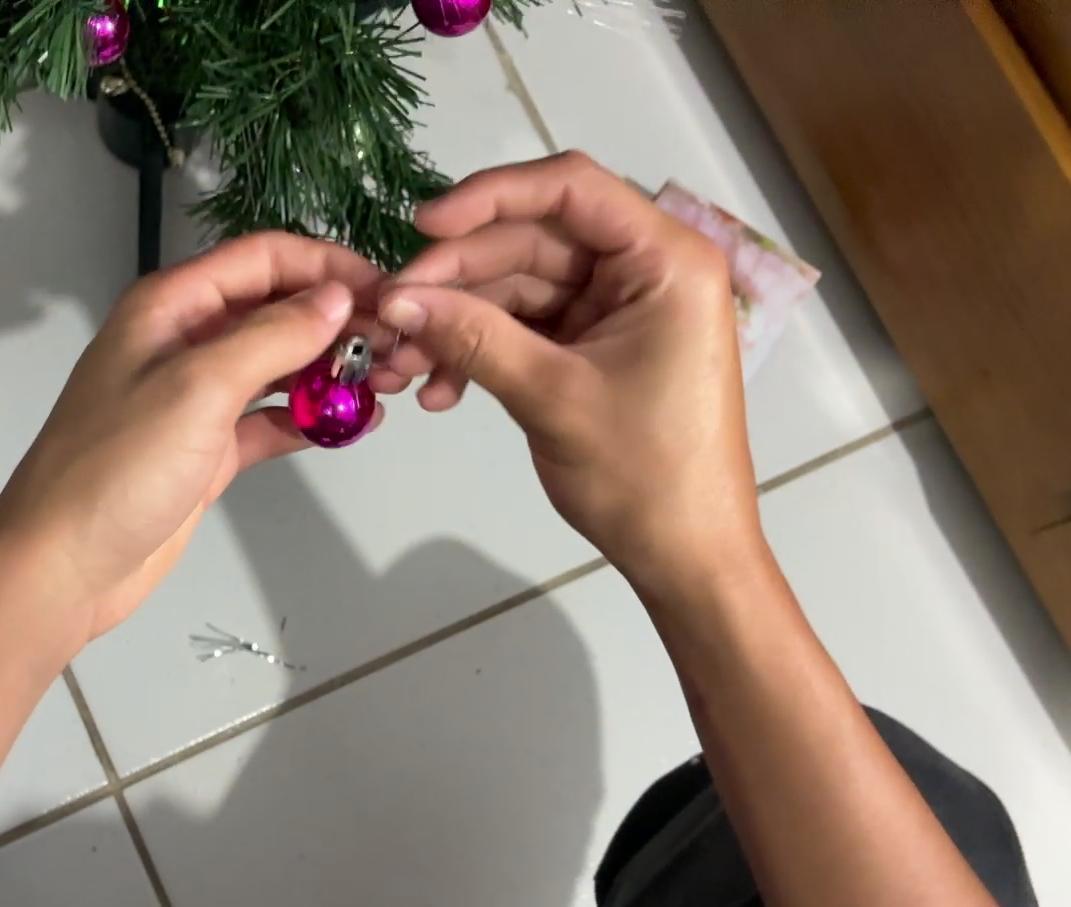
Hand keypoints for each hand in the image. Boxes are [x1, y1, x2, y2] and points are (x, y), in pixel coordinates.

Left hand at [0, 232, 383, 641]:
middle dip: (335, 322)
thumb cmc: (120, 465)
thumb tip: (334, 297)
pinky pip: (270, 421)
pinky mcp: (210, 451)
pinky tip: (354, 426)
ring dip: (329, 372)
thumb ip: (270, 337)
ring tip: (385, 384)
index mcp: (172, 307)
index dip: (325, 267)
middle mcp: (186, 343)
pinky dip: (309, 420)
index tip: (384, 291)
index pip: (262, 260)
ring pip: (277, 368)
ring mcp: (199, 401)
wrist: (68, 564)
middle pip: (275, 312)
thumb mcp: (198, 386)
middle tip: (394, 348)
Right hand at [376, 152, 759, 591]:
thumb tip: (396, 300)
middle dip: (455, 282)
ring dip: (455, 328)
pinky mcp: (587, 350)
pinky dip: (478, 357)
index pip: (571, 190)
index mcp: (663, 260)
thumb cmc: (641, 471)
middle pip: (531, 246)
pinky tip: (439, 395)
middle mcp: (639, 272)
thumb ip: (474, 338)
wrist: (680, 551)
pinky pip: (521, 334)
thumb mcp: (552, 396)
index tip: (420, 228)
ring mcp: (610, 313)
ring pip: (515, 294)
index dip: (490, 197)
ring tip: (401, 368)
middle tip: (390, 315)